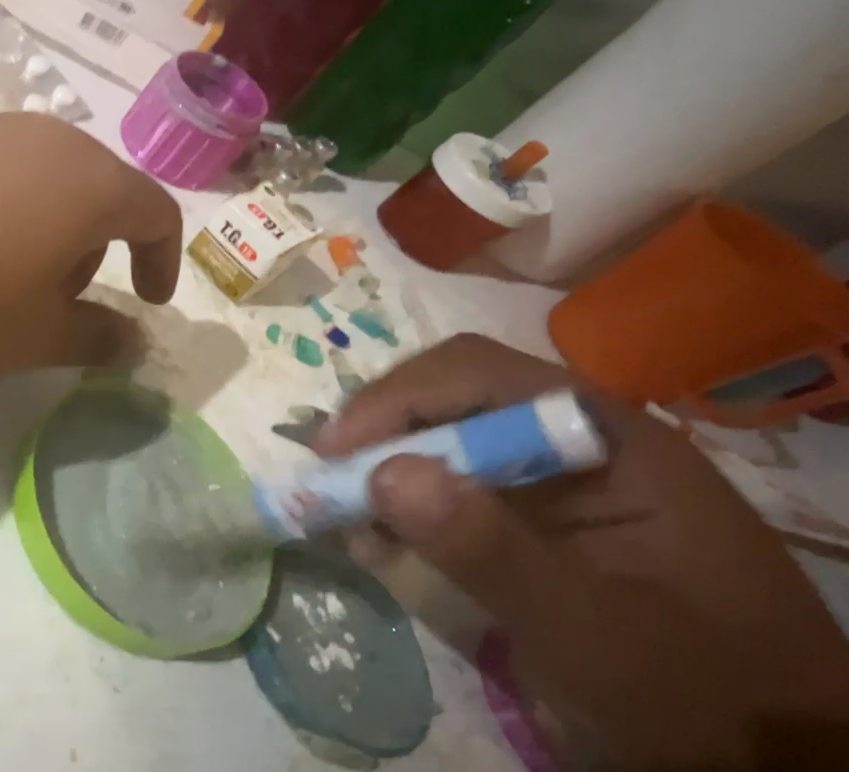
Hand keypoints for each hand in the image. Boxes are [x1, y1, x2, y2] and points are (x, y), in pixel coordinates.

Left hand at [0, 114, 181, 375]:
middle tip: (56, 301)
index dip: (162, 261)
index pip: (157, 213)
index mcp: (91, 183)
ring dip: (41, 231)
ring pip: (41, 181)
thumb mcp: (33, 336)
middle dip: (93, 251)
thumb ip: (95, 339)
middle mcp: (48, 140)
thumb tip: (129, 338)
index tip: (146, 300)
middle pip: (97, 193)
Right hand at [315, 334, 848, 767]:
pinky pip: (453, 488)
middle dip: (382, 429)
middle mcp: (578, 442)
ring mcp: (558, 482)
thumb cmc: (702, 694)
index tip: (336, 450)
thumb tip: (383, 472)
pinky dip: (404, 504)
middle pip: (454, 397)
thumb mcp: (594, 631)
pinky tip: (377, 536)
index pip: (480, 375)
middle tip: (328, 477)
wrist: (778, 767)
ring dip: (385, 466)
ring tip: (341, 510)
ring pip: (445, 438)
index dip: (398, 398)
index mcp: (611, 440)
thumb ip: (493, 550)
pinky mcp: (538, 522)